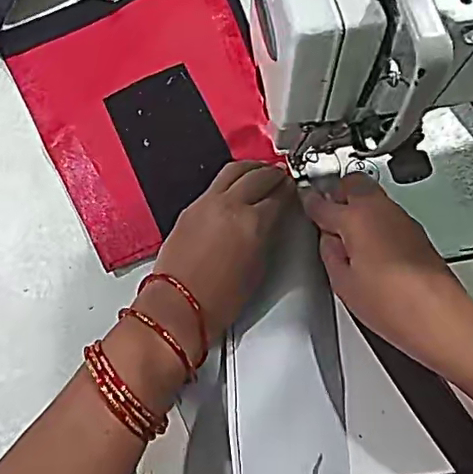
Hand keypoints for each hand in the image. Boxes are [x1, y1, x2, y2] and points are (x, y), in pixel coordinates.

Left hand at [148, 161, 294, 341]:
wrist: (179, 304)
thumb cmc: (217, 298)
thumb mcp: (258, 268)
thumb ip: (266, 237)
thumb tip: (269, 223)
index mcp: (252, 223)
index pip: (279, 195)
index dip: (290, 191)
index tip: (294, 190)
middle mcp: (228, 206)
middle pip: (258, 175)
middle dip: (274, 174)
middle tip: (282, 177)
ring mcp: (206, 203)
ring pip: (233, 170)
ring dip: (252, 168)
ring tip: (261, 172)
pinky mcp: (190, 208)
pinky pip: (215, 183)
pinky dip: (230, 179)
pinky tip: (236, 186)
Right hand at [301, 173, 472, 360]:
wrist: (440, 319)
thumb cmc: (396, 304)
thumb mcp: (342, 282)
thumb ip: (329, 253)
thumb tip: (329, 242)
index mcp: (355, 218)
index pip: (322, 202)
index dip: (310, 202)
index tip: (306, 203)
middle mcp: (381, 210)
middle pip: (352, 183)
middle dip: (337, 192)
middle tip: (326, 208)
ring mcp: (402, 219)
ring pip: (373, 196)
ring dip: (358, 206)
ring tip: (348, 232)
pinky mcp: (417, 232)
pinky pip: (388, 214)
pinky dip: (376, 221)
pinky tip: (370, 246)